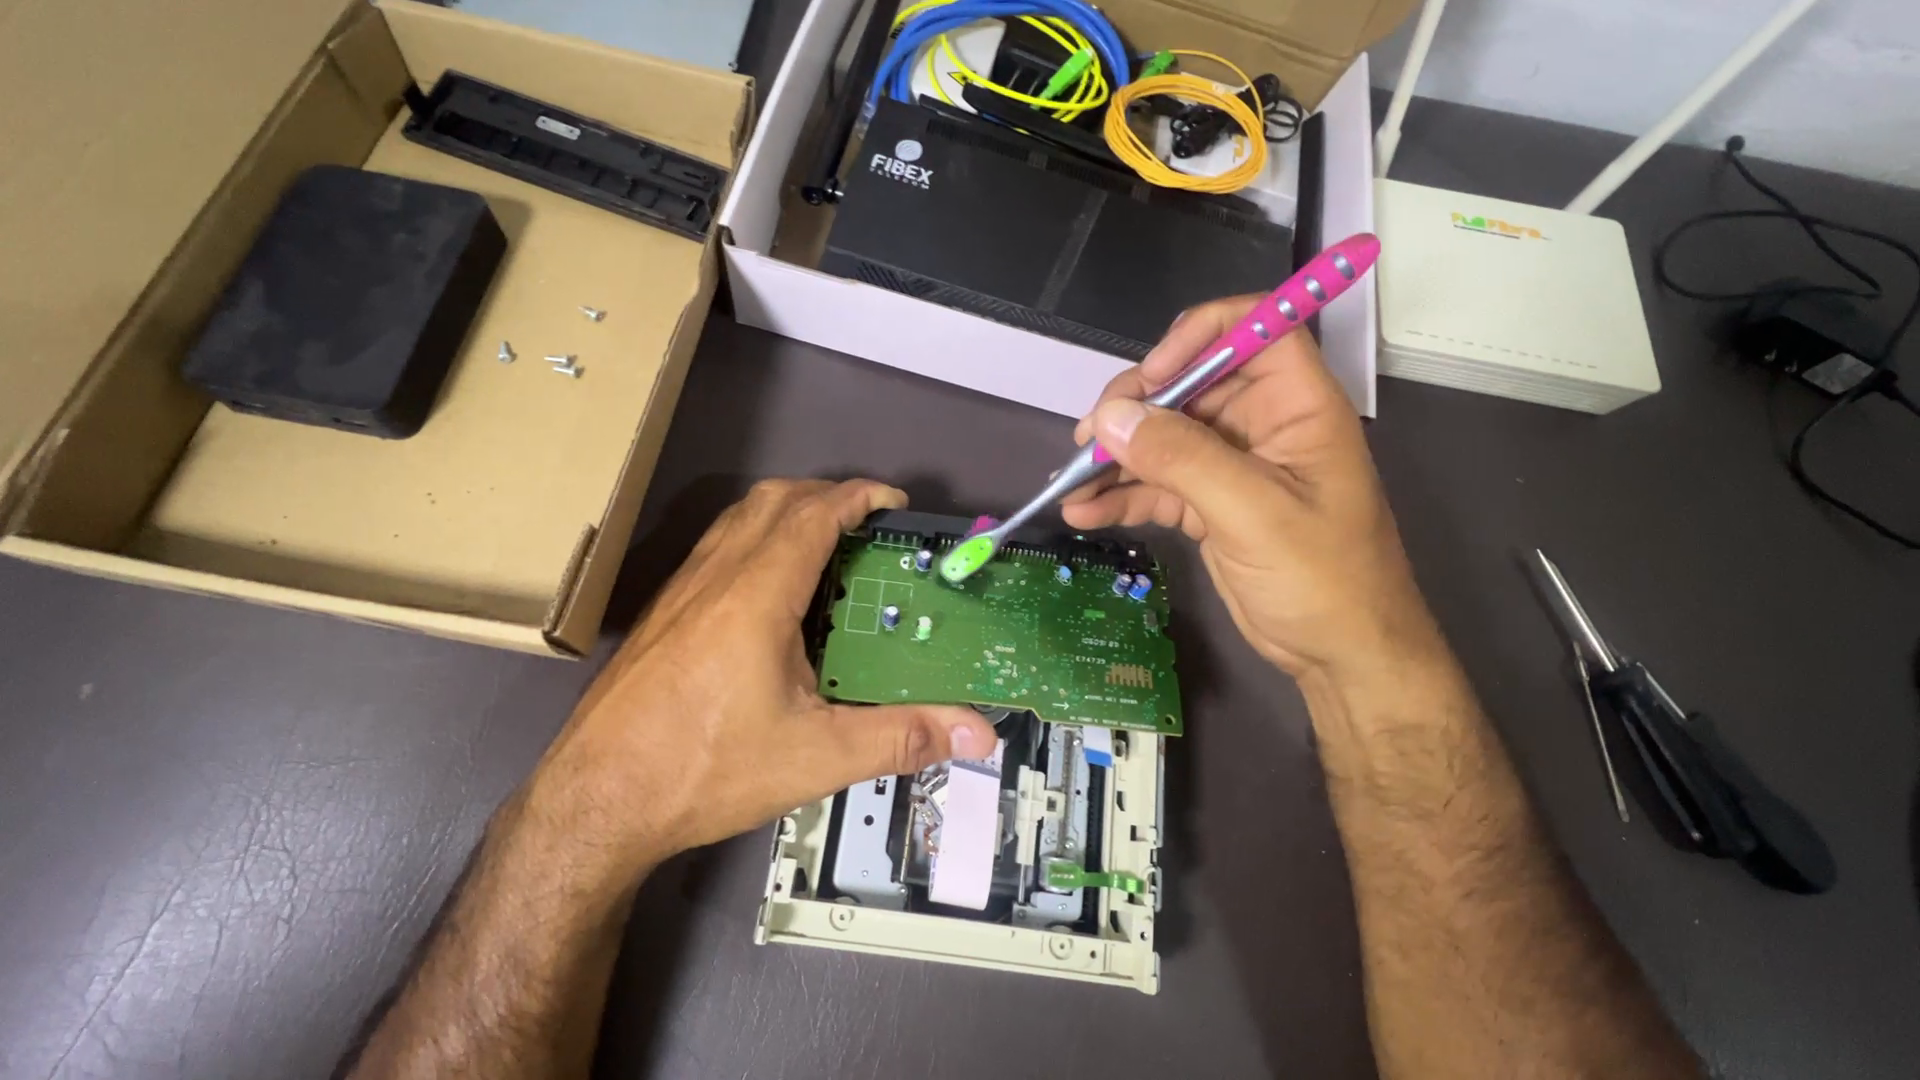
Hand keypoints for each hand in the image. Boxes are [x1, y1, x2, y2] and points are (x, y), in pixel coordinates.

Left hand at [531, 479, 996, 873]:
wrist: (596, 800)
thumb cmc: (707, 769)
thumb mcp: (817, 758)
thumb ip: (902, 738)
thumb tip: (979, 735)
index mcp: (757, 595)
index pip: (813, 514)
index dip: (858, 495)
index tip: (894, 500)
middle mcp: (716, 577)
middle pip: (774, 500)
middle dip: (827, 494)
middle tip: (869, 522)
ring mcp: (681, 592)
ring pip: (738, 519)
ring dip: (787, 511)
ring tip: (828, 544)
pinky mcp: (663, 614)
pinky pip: (716, 547)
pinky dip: (755, 538)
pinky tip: (770, 591)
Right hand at [1063, 298, 1443, 682]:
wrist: (1341, 656)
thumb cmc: (1323, 577)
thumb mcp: (1252, 512)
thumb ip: (1181, 458)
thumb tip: (1110, 418)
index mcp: (1296, 405)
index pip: (1256, 328)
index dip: (1200, 335)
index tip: (1152, 374)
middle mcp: (1262, 424)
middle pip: (1190, 384)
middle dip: (1135, 407)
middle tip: (1088, 439)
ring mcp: (1232, 466)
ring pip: (1164, 437)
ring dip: (1115, 457)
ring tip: (1070, 483)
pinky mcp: (1210, 504)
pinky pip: (1158, 485)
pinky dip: (1122, 496)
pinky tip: (1085, 513)